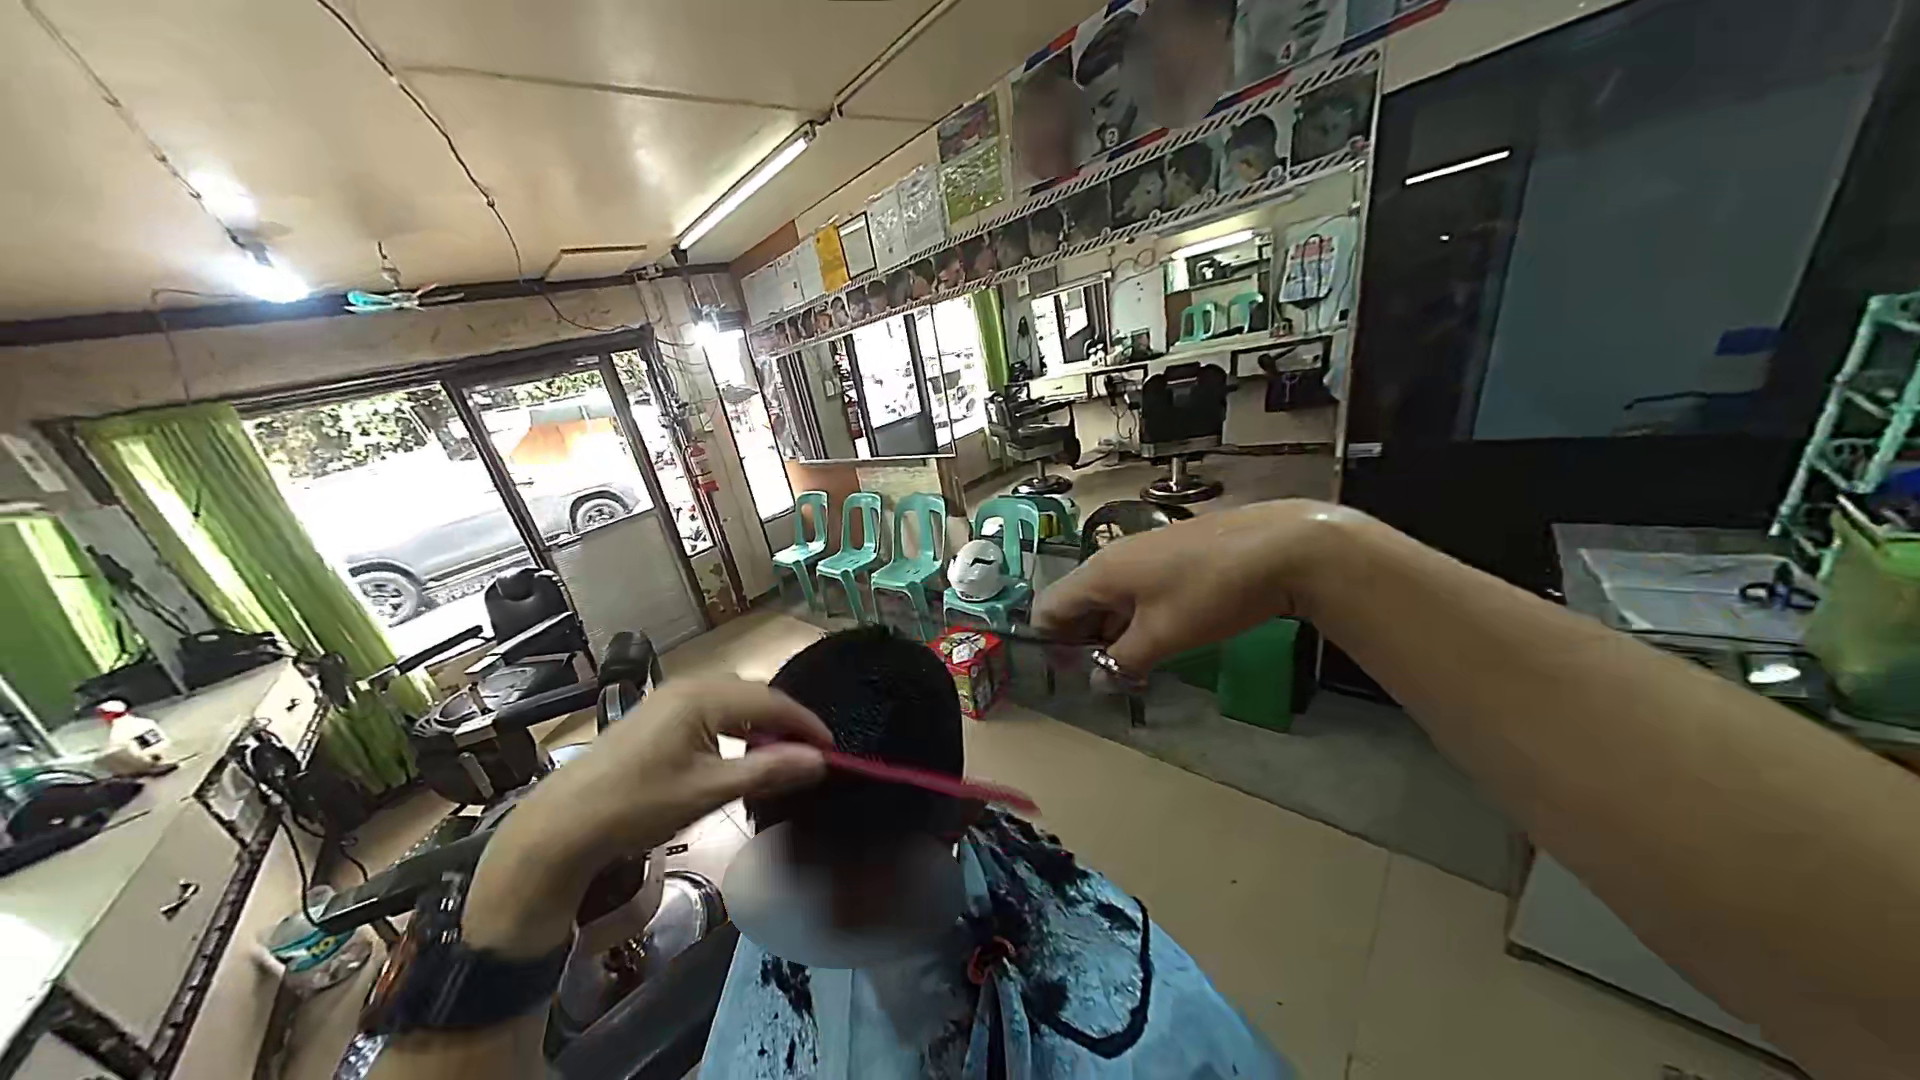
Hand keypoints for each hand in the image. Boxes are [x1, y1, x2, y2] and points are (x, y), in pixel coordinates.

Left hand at [463, 678, 830, 954]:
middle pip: (753, 694)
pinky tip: (736, 752)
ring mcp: (668, 698)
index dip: (806, 724)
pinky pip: (710, 709)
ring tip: (778, 753)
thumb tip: (819, 760)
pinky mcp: (656, 716)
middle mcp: (688, 686)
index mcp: (703, 696)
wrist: (559, 828)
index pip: (772, 701)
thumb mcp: (708, 790)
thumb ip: (767, 770)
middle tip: (807, 753)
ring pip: (732, 700)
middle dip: (784, 721)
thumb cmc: (637, 805)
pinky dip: (734, 726)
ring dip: (759, 723)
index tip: (832, 749)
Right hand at [1033, 499, 1363, 674]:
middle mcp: (1113, 557)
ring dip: (1109, 630)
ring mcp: (1144, 552)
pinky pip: (1135, 589)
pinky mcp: (1171, 555)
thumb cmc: (1210, 592)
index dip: (1048, 642)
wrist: (1282, 547)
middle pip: (1077, 600)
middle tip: (1096, 675)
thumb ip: (1123, 660)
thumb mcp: (1163, 636)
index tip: (1063, 675)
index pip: (1049, 606)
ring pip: (1109, 596)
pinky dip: (1134, 616)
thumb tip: (1097, 681)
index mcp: (1100, 572)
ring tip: (1124, 665)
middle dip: (1080, 638)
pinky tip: (1155, 639)